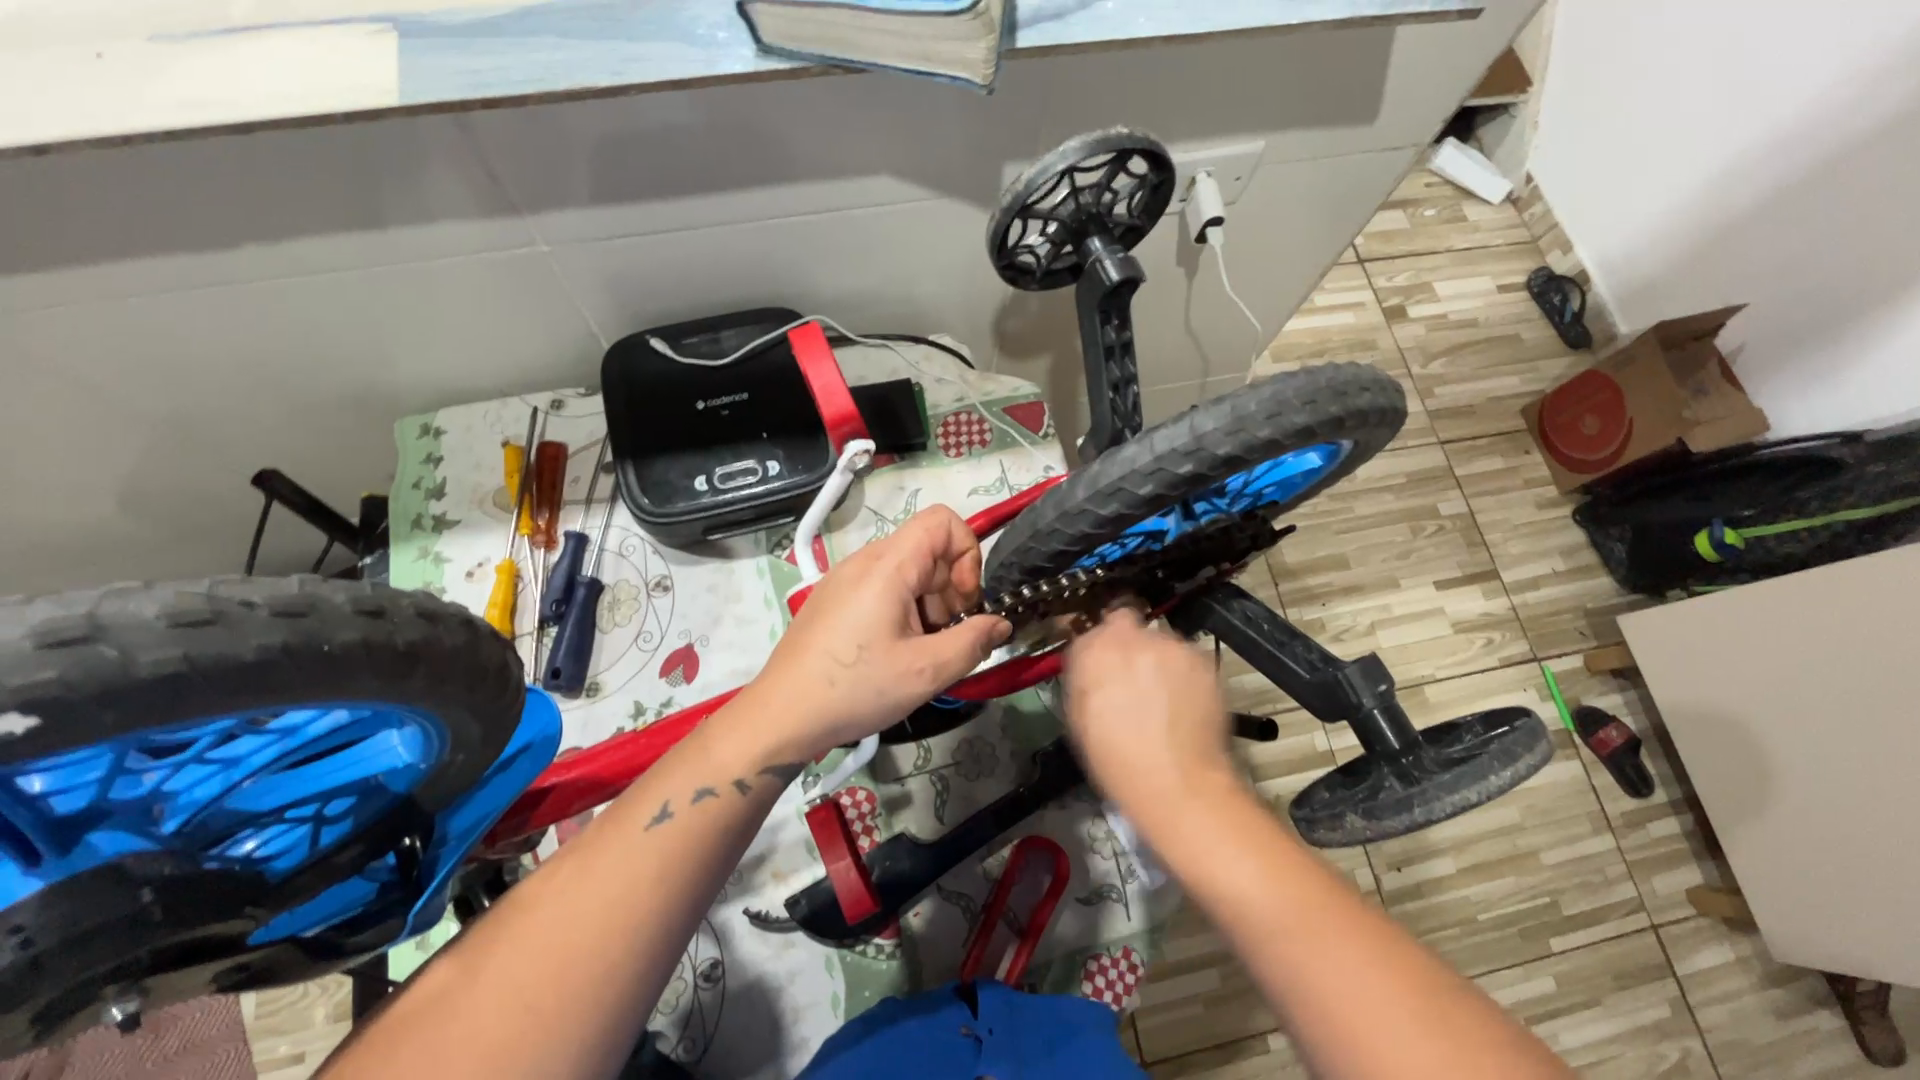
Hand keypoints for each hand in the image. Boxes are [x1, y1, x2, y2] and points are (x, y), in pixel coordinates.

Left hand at [743, 507, 1011, 761]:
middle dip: (950, 589)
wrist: (782, 715)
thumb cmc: (855, 688)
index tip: (965, 603)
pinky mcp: (833, 599)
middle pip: (927, 549)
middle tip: (946, 637)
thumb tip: (1000, 624)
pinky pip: (882, 587)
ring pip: (907, 571)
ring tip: (920, 651)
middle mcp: (865, 561)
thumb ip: (973, 642)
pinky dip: (903, 610)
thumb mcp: (926, 672)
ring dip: (928, 604)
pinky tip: (894, 653)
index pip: (943, 521)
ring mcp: (845, 579)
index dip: (968, 554)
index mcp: (888, 566)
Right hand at [1062, 609, 1236, 811]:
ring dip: (1159, 660)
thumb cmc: (1116, 760)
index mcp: (1093, 650)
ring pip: (1161, 641)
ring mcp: (1171, 646)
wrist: (1176, 781)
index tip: (1104, 665)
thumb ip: (1084, 678)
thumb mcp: (1079, 718)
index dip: (1100, 647)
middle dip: (1131, 648)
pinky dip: (1185, 673)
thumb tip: (1092, 666)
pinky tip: (1185, 702)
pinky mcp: (1203, 659)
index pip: (1092, 629)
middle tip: (1135, 681)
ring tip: (1164, 697)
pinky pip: (1188, 658)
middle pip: (1128, 627)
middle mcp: (1131, 637)